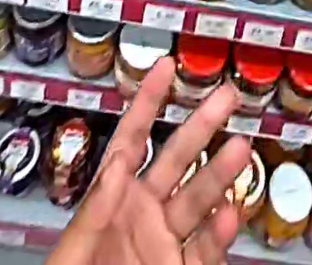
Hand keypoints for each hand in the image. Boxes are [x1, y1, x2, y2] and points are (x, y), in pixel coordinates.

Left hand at [46, 57, 253, 264]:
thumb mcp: (70, 259)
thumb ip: (93, 213)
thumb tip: (118, 163)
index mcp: (109, 203)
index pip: (131, 140)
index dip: (148, 101)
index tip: (165, 66)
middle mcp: (141, 215)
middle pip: (175, 159)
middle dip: (201, 125)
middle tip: (228, 94)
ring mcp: (164, 247)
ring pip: (199, 200)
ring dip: (220, 173)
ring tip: (241, 146)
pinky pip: (205, 251)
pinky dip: (220, 234)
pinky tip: (231, 213)